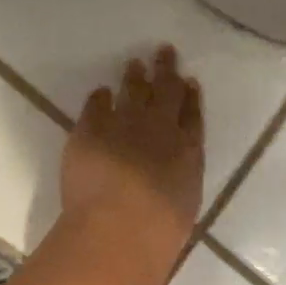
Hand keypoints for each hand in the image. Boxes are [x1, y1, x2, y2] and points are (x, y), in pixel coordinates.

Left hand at [60, 46, 206, 245]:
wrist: (121, 225)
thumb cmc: (157, 232)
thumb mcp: (181, 210)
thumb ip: (177, 189)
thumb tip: (169, 186)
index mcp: (188, 153)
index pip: (193, 118)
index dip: (191, 98)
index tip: (189, 83)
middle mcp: (160, 129)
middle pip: (167, 92)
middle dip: (166, 71)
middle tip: (164, 52)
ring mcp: (125, 123)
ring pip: (133, 90)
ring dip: (135, 76)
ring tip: (134, 65)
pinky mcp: (92, 128)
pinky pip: (97, 104)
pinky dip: (100, 97)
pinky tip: (100, 93)